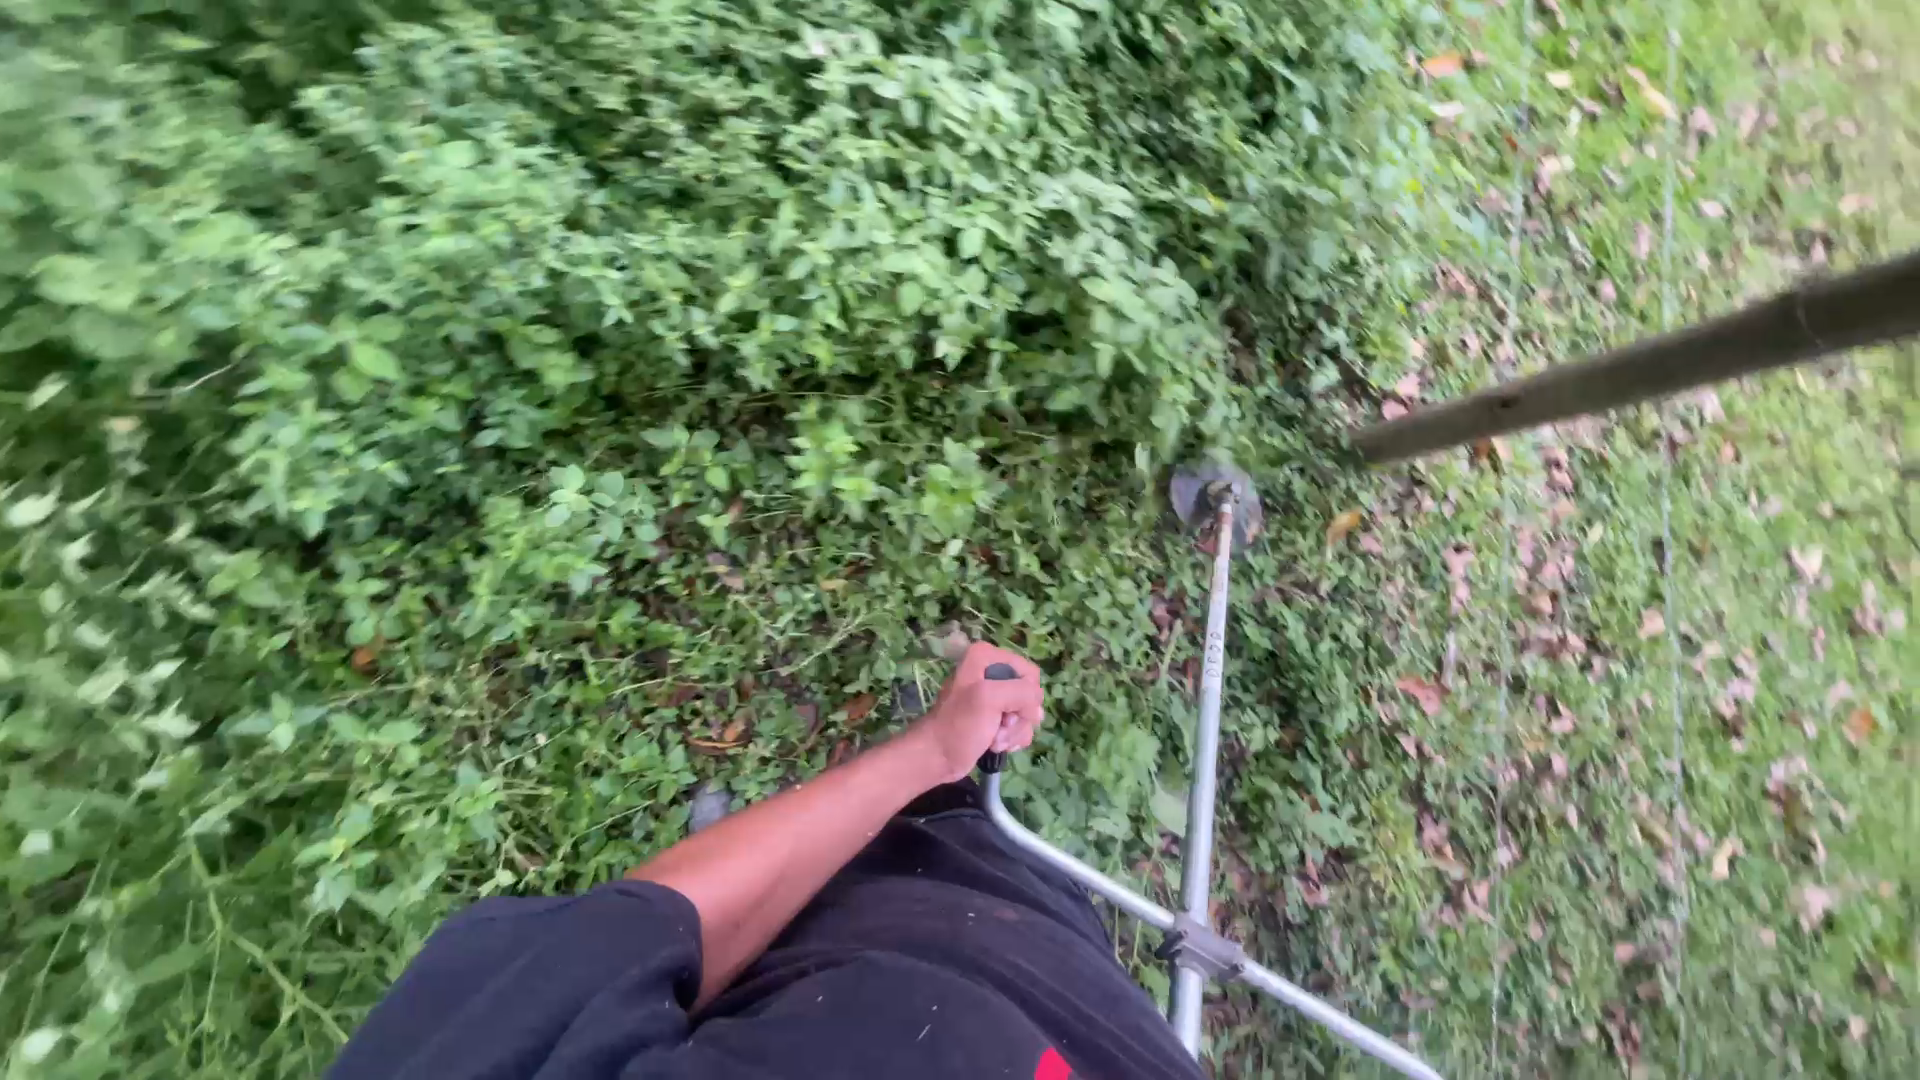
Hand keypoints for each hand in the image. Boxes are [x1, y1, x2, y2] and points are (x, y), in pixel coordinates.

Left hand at [906, 642, 1044, 784]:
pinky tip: (995, 745)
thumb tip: (1036, 709)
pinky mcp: (995, 718)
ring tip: (994, 740)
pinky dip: (1012, 739)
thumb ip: (1022, 692)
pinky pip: (1020, 726)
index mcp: (986, 657)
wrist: (937, 757)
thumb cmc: (959, 725)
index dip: (1026, 696)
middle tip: (1000, 726)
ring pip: (1027, 714)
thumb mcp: (990, 698)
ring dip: (1014, 732)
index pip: (1030, 674)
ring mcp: (994, 697)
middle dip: (1019, 717)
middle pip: (1029, 695)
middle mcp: (991, 672)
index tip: (1008, 711)